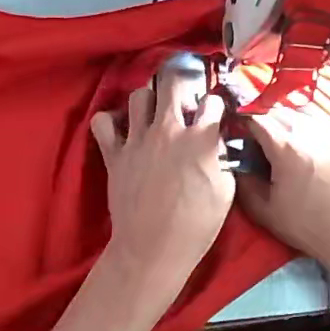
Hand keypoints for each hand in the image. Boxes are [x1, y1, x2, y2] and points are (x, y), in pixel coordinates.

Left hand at [90, 60, 234, 282]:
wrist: (154, 248)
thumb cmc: (197, 223)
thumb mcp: (226, 188)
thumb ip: (223, 155)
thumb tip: (219, 139)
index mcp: (201, 138)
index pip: (213, 100)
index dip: (216, 104)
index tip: (216, 112)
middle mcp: (169, 130)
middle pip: (173, 82)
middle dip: (182, 83)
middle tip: (184, 98)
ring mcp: (138, 140)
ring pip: (139, 95)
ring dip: (149, 99)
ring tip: (155, 113)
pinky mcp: (114, 154)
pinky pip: (103, 123)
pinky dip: (111, 122)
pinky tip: (122, 130)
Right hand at [237, 102, 329, 276]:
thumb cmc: (302, 224)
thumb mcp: (262, 208)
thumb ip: (242, 179)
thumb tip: (233, 157)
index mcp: (286, 148)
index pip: (257, 118)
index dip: (242, 121)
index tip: (236, 128)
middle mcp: (309, 132)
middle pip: (278, 111)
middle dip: (263, 119)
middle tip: (256, 137)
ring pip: (299, 112)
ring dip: (285, 120)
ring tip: (280, 139)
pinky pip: (319, 120)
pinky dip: (306, 125)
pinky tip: (303, 142)